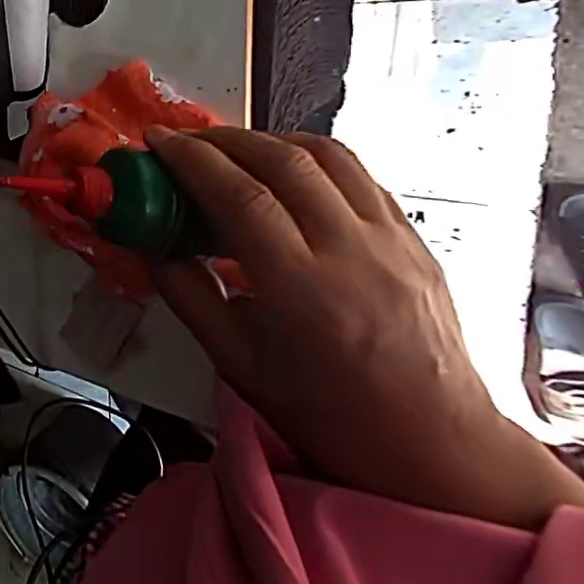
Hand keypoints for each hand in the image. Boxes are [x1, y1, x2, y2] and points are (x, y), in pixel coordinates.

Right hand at [145, 126, 583, 529]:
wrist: (434, 445)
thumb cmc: (324, 410)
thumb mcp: (232, 358)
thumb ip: (184, 290)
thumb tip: (149, 240)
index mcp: (303, 291)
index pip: (240, 198)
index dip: (191, 160)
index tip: (157, 141)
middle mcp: (355, 253)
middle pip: (283, 162)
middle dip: (222, 139)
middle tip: (183, 140)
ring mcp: (394, 241)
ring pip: (328, 155)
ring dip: (267, 138)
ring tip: (229, 147)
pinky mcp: (414, 238)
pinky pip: (358, 174)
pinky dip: (310, 156)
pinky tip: (283, 167)